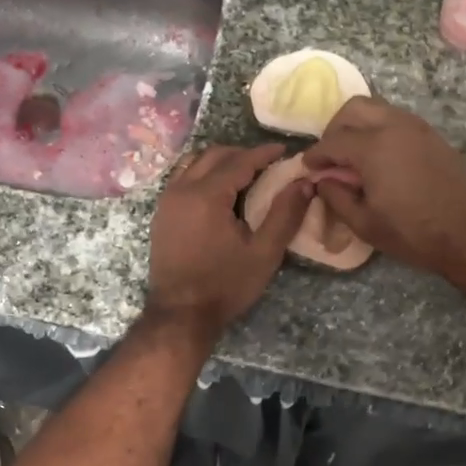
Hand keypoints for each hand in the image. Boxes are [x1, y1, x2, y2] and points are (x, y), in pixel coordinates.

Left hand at [146, 144, 312, 335]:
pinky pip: (182, 178)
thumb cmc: (225, 285)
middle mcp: (182, 189)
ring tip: (243, 173)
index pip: (239, 161)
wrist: (180, 315)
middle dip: (242, 154)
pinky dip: (202, 173)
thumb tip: (305, 183)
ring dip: (219, 161)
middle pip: (214, 155)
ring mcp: (167, 201)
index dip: (263, 153)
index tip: (284, 150)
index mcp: (207, 195)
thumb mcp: (263, 253)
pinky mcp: (161, 214)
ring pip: (193, 163)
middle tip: (267, 163)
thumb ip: (285, 214)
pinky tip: (218, 191)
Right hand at [301, 97, 465, 286]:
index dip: (316, 155)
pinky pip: (396, 119)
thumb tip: (323, 181)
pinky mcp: (433, 135)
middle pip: (353, 109)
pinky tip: (379, 158)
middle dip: (335, 129)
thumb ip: (336, 197)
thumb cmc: (415, 233)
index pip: (333, 141)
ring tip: (353, 156)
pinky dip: (379, 129)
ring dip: (358, 125)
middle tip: (331, 156)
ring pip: (377, 109)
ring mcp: (417, 127)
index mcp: (373, 147)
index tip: (308, 168)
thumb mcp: (365, 224)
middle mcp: (394, 126)